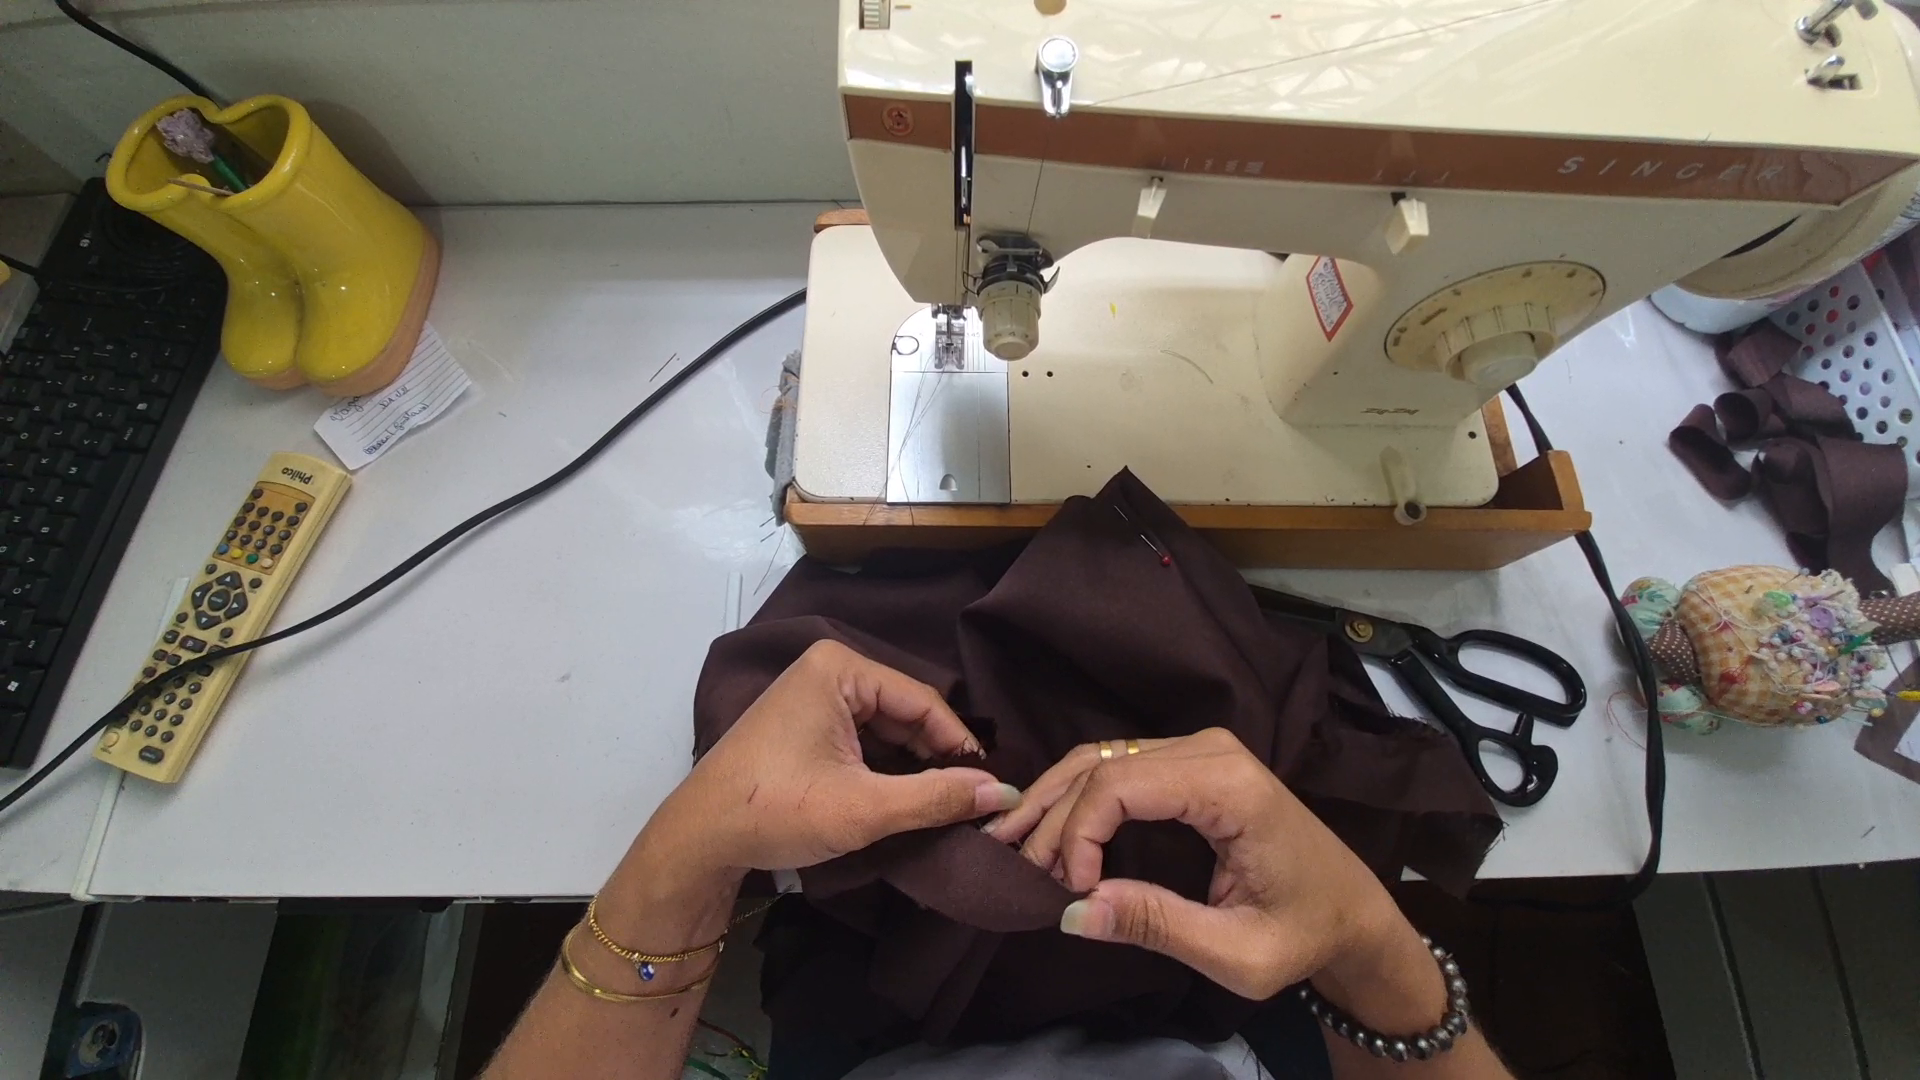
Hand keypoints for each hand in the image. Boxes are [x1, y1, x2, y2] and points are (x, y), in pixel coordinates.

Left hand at [639, 640, 1021, 882]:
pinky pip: (861, 732)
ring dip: (912, 761)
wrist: (697, 839)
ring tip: (942, 799)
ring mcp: (813, 691)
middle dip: (935, 753)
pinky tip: (904, 791)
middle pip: (903, 709)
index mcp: (840, 668)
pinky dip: (885, 762)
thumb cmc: (776, 811)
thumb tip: (1004, 792)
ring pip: (884, 723)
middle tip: (968, 796)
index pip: (921, 700)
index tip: (990, 783)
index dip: (960, 743)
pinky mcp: (805, 718)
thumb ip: (936, 797)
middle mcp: (828, 668)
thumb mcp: (864, 808)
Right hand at [989, 728, 1429, 1016]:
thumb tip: (1071, 912)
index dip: (1078, 832)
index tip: (1068, 889)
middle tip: (1016, 864)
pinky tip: (1049, 822)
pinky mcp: (1188, 758)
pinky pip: (1117, 764)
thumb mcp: (1240, 954)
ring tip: (1013, 838)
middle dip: (1052, 816)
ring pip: (1100, 757)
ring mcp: (1197, 746)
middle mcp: (1208, 748)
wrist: (1352, 908)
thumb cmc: (1305, 932)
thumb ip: (1157, 926)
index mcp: (1228, 786)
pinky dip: (1077, 794)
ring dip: (1054, 799)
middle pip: (1101, 765)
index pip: (1120, 784)